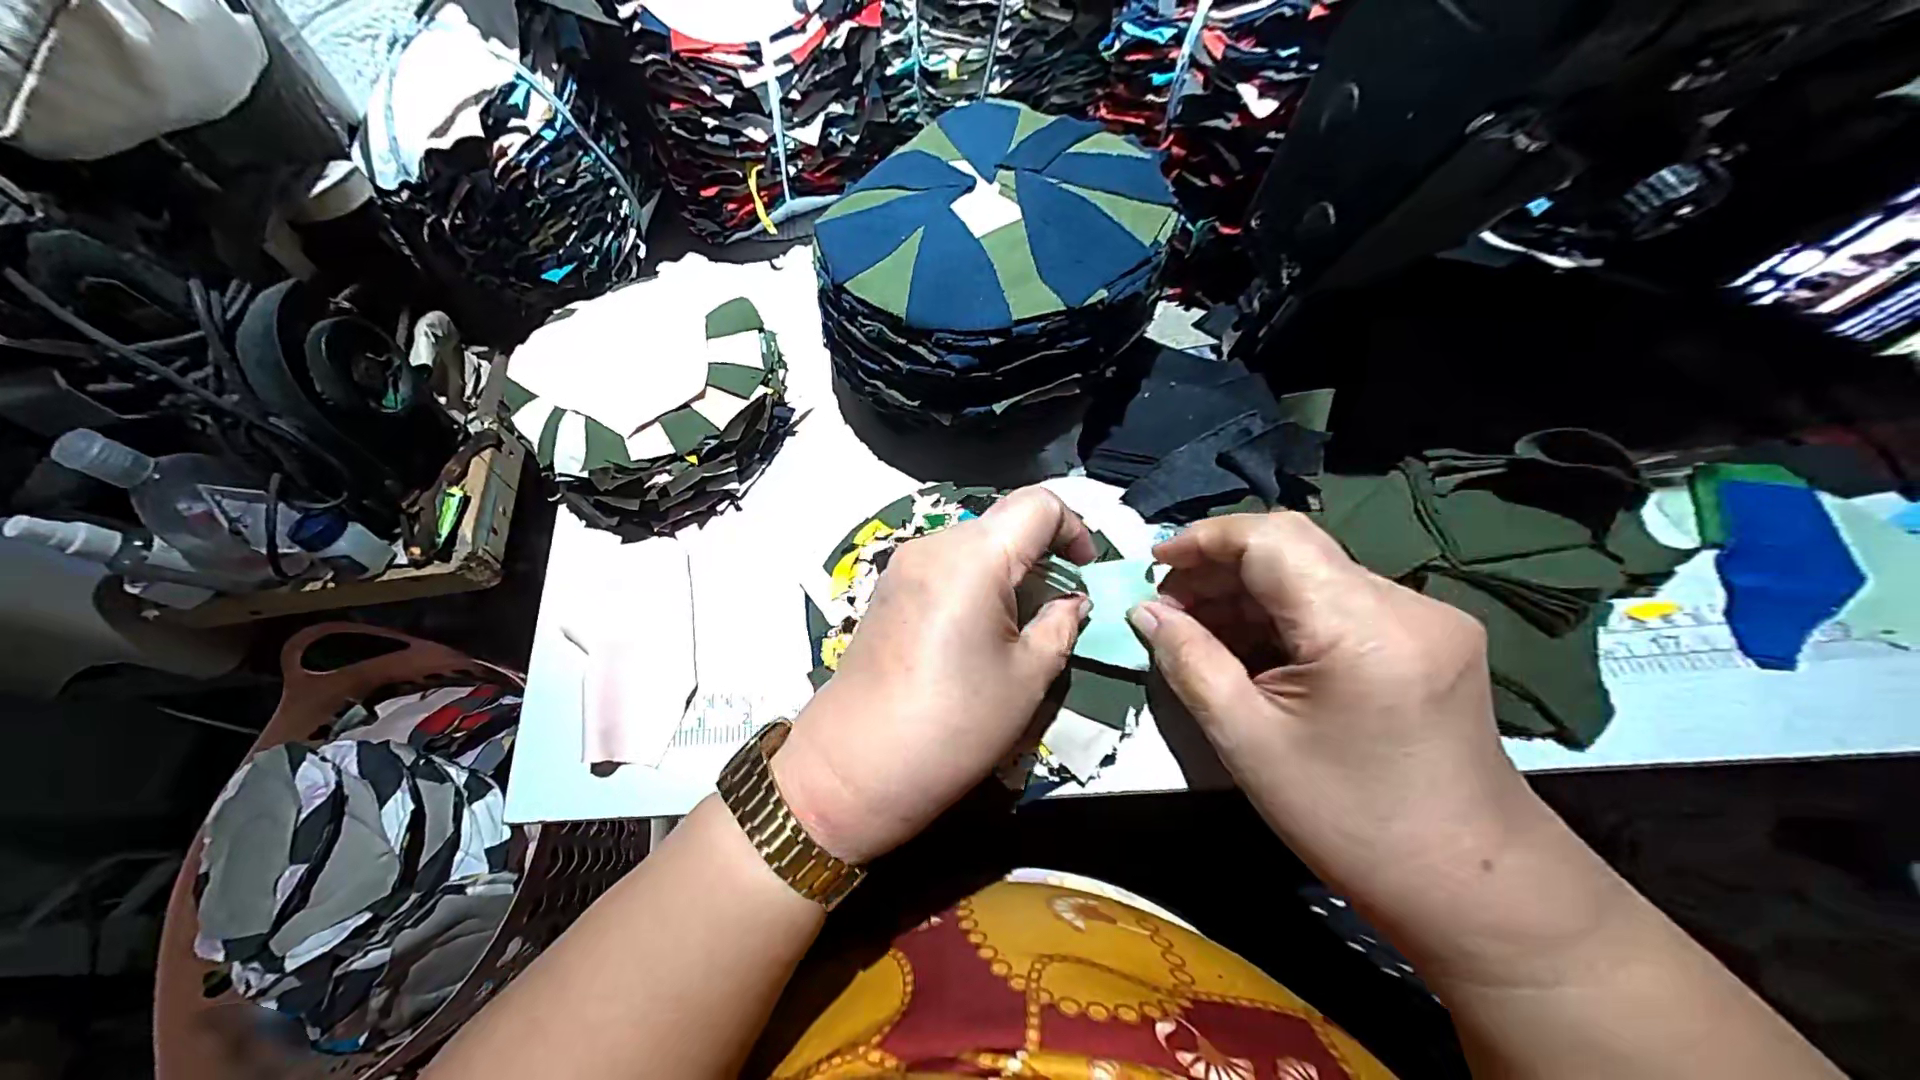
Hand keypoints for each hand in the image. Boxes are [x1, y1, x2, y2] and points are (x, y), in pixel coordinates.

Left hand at [770, 486, 1094, 863]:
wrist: (855, 766)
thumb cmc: (953, 723)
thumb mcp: (1027, 676)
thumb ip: (1060, 623)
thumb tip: (1071, 600)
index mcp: (974, 556)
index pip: (1038, 504)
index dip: (1074, 529)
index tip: (1083, 573)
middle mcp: (934, 545)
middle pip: (1004, 521)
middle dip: (1042, 553)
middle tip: (1058, 605)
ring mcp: (904, 565)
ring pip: (974, 543)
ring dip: (1008, 569)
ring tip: (1020, 624)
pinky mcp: (888, 589)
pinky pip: (945, 565)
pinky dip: (976, 581)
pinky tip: (980, 629)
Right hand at [1128, 512, 1564, 966]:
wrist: (1471, 886)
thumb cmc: (1348, 820)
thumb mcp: (1246, 740)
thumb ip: (1189, 661)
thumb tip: (1145, 610)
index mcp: (1362, 627)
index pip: (1272, 538)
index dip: (1205, 540)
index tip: (1155, 565)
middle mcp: (1404, 604)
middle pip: (1293, 550)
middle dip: (1220, 570)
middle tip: (1168, 607)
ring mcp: (1426, 618)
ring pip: (1314, 574)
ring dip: (1249, 594)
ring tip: (1199, 630)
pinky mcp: (1430, 637)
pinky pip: (1339, 602)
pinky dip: (1285, 615)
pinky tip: (1250, 647)